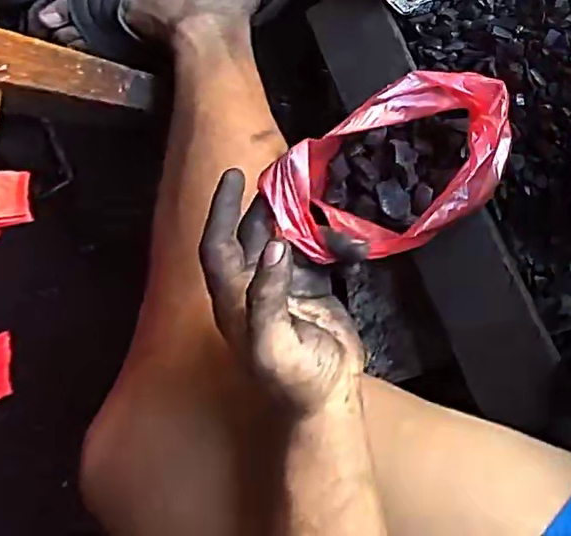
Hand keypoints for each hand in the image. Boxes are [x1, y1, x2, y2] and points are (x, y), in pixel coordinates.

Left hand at [199, 169, 365, 419]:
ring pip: (288, 237)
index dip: (222, 209)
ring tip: (323, 206)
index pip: (219, 245)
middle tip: (287, 172)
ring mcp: (285, 285)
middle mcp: (255, 286)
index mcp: (235, 299)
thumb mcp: (273, 344)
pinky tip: (351, 240)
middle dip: (266, 202)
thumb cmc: (294, 378)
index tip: (235, 174)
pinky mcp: (312, 287)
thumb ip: (268, 297)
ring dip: (304, 220)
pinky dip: (332, 239)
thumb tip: (274, 246)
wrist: (327, 397)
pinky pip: (317, 250)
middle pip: (253, 232)